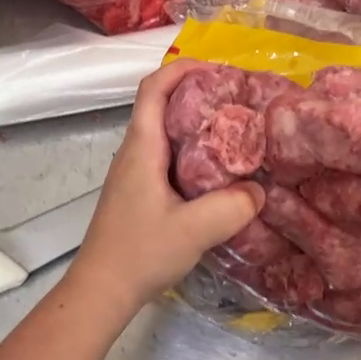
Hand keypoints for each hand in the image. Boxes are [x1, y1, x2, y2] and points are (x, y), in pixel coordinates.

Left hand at [66, 60, 263, 305]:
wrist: (101, 290)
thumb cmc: (140, 253)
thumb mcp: (195, 230)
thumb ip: (232, 207)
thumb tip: (259, 190)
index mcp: (142, 148)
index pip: (154, 89)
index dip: (182, 69)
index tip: (219, 69)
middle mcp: (134, 153)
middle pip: (162, 106)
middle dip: (199, 95)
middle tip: (240, 101)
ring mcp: (134, 174)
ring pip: (166, 134)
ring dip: (197, 126)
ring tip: (236, 133)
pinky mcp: (139, 193)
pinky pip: (167, 158)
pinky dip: (193, 153)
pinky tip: (218, 174)